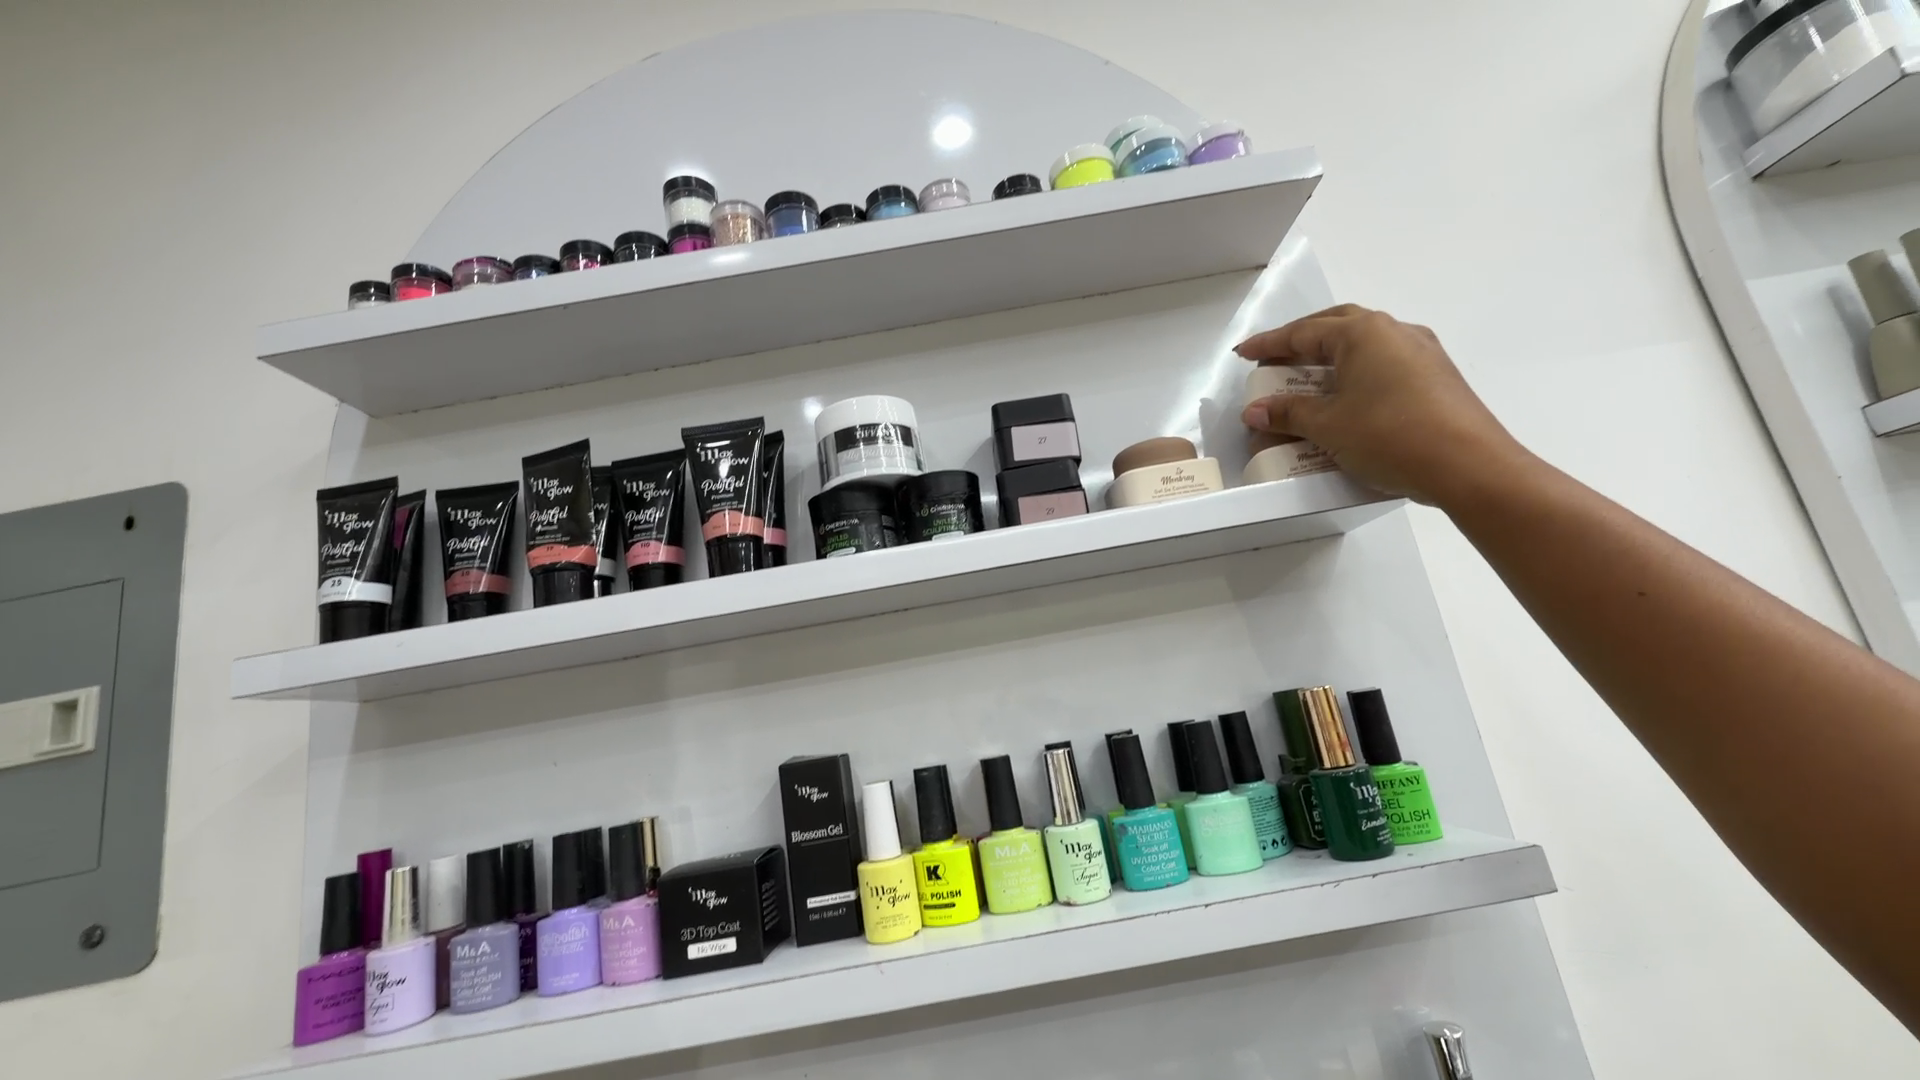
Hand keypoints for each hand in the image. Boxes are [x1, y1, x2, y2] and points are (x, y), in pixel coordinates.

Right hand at [1237, 305, 1529, 506]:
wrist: (1468, 465)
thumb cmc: (1390, 435)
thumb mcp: (1328, 426)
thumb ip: (1289, 414)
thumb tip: (1255, 411)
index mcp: (1363, 333)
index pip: (1303, 332)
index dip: (1269, 344)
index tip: (1243, 354)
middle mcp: (1394, 331)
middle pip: (1337, 326)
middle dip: (1302, 340)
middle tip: (1276, 360)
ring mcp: (1421, 352)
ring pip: (1365, 344)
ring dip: (1332, 357)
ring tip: (1309, 378)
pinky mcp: (1436, 376)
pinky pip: (1384, 364)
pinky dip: (1357, 373)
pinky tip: (1349, 396)